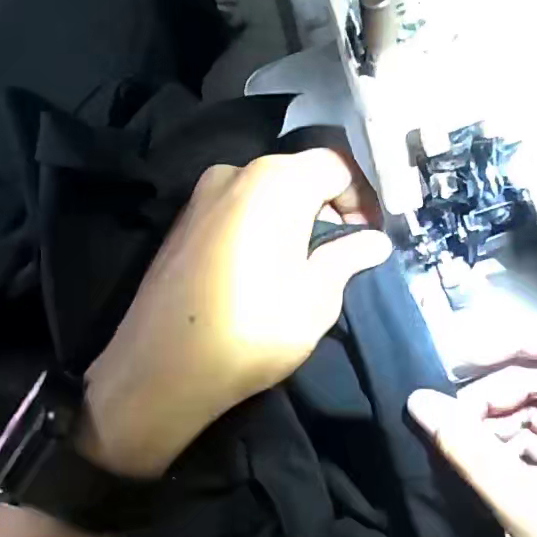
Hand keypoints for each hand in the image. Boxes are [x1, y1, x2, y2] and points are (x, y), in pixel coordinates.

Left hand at [79, 149, 391, 477]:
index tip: (370, 237)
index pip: (336, 166)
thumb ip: (349, 258)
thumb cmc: (252, 331)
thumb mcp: (317, 298)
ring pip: (267, 195)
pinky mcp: (183, 224)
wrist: (161, 370)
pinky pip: (238, 211)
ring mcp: (202, 197)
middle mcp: (234, 173)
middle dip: (328, 210)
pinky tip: (264, 272)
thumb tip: (375, 241)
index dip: (362, 198)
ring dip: (295, 221)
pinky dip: (262, 229)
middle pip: (299, 176)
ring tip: (305, 269)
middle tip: (343, 256)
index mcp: (274, 182)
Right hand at [406, 317, 536, 536]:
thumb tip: (417, 402)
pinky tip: (490, 458)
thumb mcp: (528, 509)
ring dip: (511, 419)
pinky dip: (530, 442)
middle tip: (452, 418)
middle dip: (502, 392)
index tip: (457, 363)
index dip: (511, 342)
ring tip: (463, 442)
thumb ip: (469, 449)